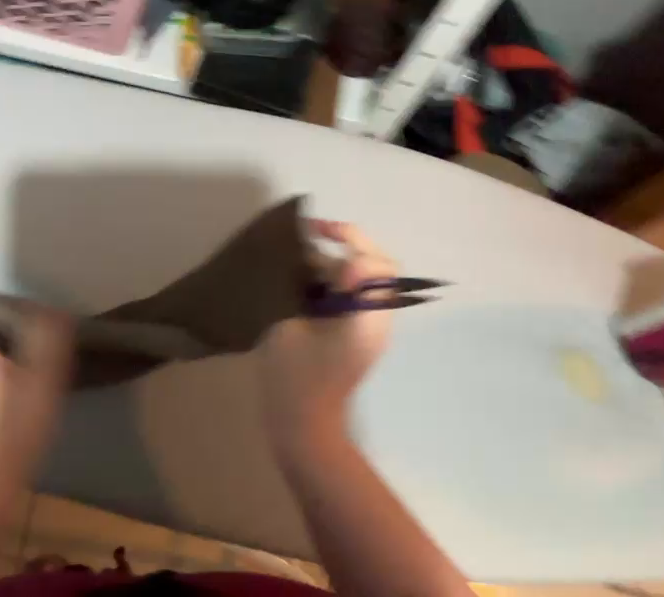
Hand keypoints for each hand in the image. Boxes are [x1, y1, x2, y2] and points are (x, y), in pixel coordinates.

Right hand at [257, 222, 396, 455]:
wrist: (304, 430)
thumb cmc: (293, 378)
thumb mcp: (287, 324)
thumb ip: (300, 284)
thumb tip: (305, 254)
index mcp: (366, 316)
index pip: (376, 262)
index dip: (347, 238)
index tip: (311, 233)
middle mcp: (376, 320)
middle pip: (375, 266)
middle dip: (342, 245)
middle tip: (305, 240)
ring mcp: (368, 330)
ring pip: (359, 280)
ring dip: (330, 265)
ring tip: (292, 267)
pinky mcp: (355, 338)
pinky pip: (350, 297)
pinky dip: (328, 284)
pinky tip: (297, 289)